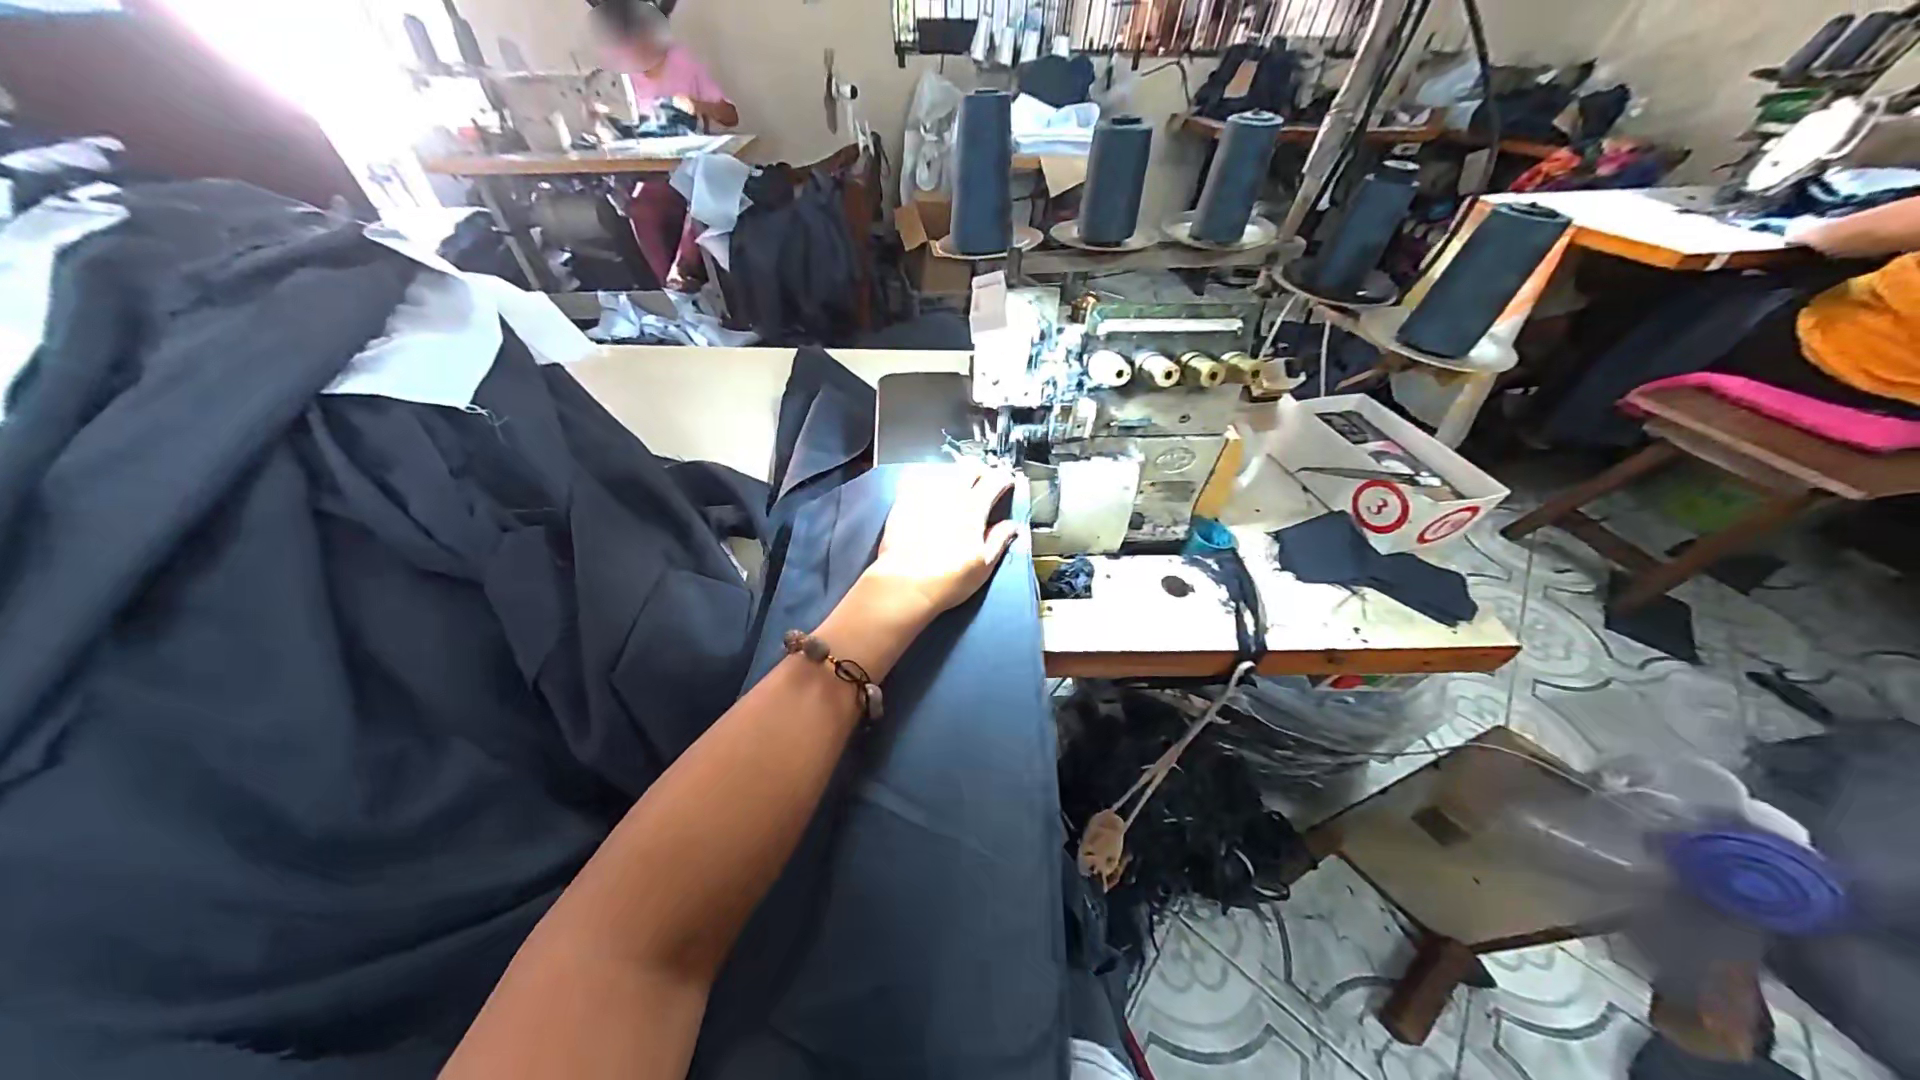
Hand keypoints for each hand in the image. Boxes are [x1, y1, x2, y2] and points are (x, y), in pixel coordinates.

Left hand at [864, 462, 1021, 621]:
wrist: (904, 586)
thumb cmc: (946, 580)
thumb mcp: (983, 565)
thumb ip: (999, 540)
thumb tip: (1010, 526)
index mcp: (973, 508)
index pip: (995, 479)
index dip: (1004, 479)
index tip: (1006, 484)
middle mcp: (950, 494)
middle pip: (970, 466)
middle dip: (981, 471)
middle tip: (983, 484)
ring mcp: (924, 494)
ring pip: (946, 470)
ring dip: (956, 476)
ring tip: (958, 490)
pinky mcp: (903, 500)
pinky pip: (919, 479)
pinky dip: (930, 482)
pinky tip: (931, 495)